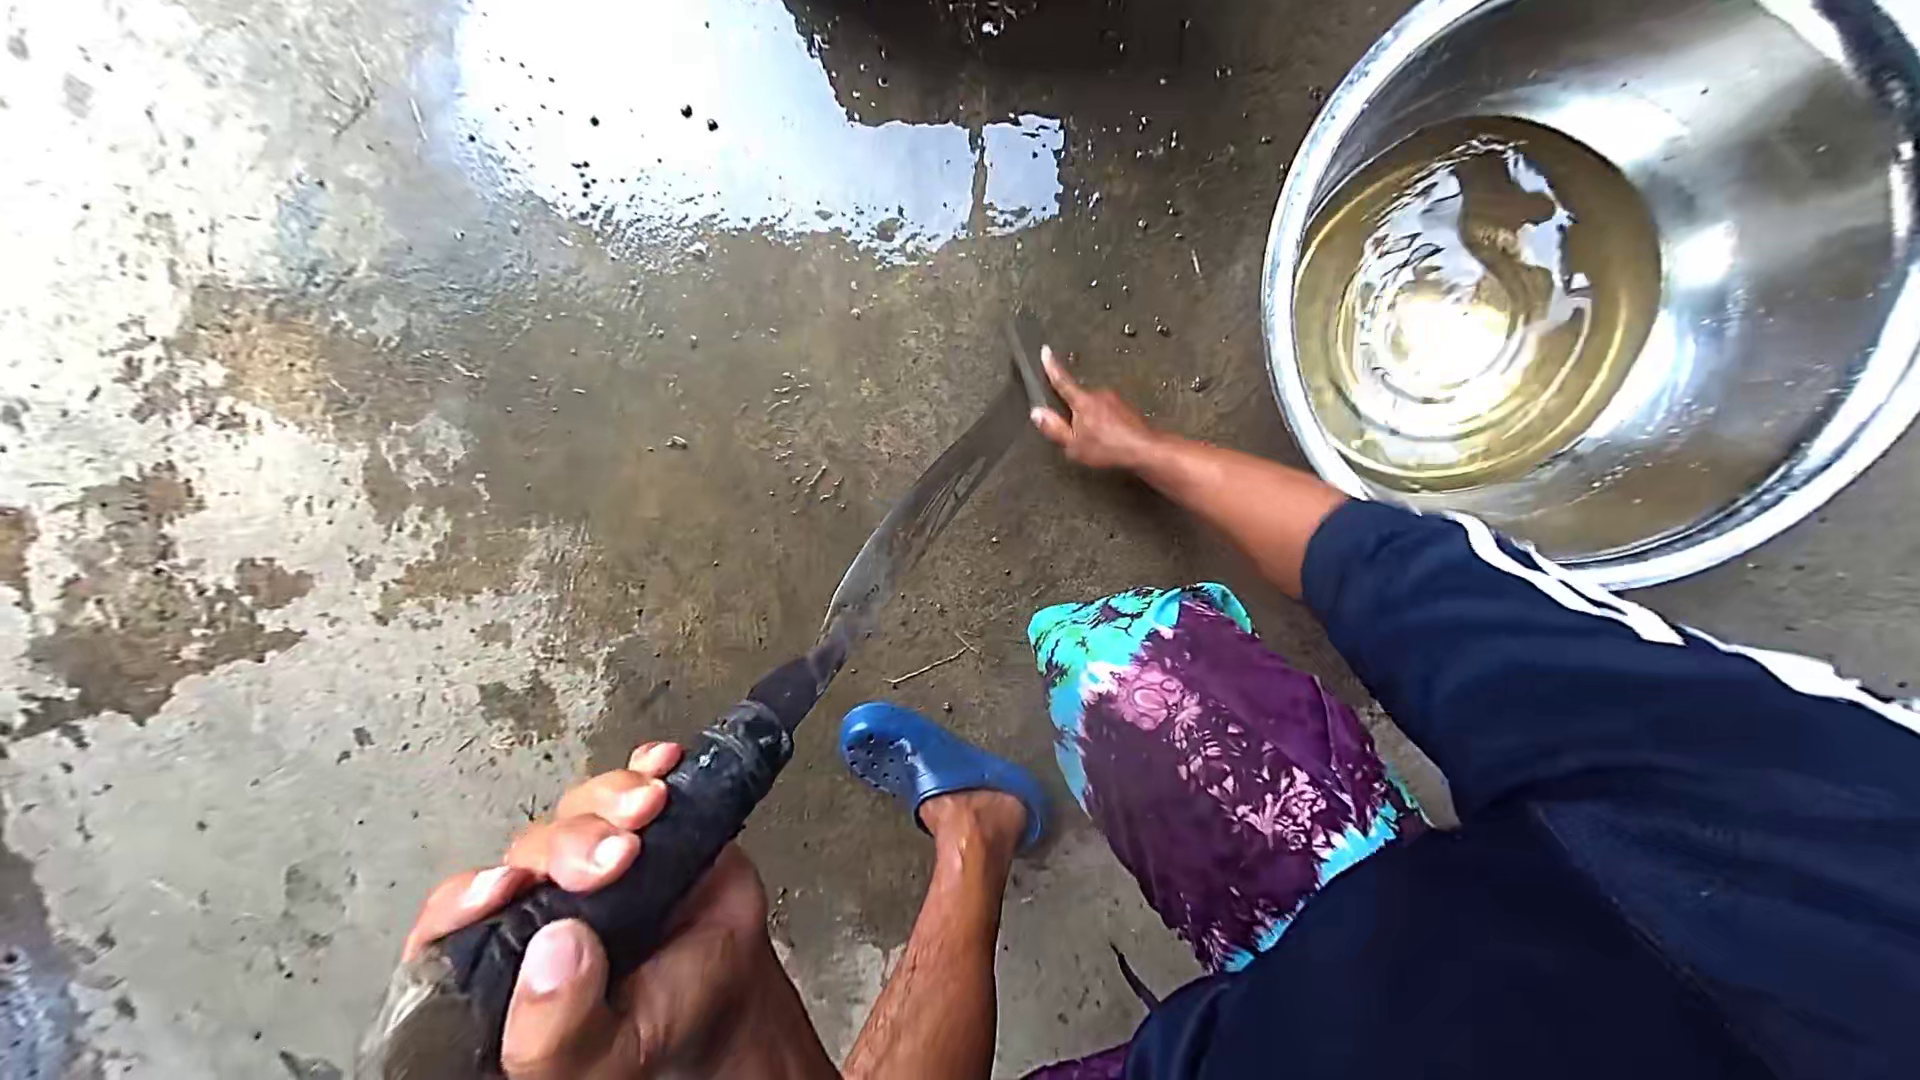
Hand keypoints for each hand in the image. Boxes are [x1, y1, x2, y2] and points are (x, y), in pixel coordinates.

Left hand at [403, 743, 805, 1079]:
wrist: (732, 980)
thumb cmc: (661, 1026)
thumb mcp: (603, 1059)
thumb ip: (557, 1033)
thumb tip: (552, 949)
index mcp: (506, 960)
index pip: (456, 924)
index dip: (469, 898)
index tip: (508, 886)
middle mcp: (544, 896)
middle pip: (534, 848)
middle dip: (573, 841)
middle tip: (617, 856)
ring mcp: (602, 849)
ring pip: (583, 803)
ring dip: (614, 796)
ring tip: (652, 806)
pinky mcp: (655, 816)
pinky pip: (639, 773)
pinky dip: (650, 762)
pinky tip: (664, 763)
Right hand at [1028, 345, 1162, 469]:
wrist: (1142, 449)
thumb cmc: (1109, 447)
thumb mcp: (1073, 443)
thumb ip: (1053, 427)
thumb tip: (1037, 413)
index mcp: (1083, 401)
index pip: (1062, 380)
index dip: (1051, 366)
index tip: (1046, 352)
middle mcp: (1099, 394)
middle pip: (1077, 398)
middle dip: (1074, 413)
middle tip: (1077, 435)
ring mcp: (1114, 399)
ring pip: (1093, 406)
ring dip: (1091, 420)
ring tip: (1097, 441)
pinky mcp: (1125, 407)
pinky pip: (1107, 412)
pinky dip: (1104, 423)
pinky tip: (1108, 439)